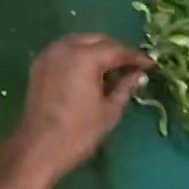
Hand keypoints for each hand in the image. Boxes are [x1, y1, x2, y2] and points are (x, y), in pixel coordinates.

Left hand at [0, 34, 153, 187]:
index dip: (136, 57)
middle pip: (97, 40)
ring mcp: (49, 53)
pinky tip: (89, 70)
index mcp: (85, 57)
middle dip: (116, 50)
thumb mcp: (109, 111)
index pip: (116, 50)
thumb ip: (125, 87)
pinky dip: (79, 54)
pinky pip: (65, 49)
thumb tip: (140, 75)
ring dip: (97, 49)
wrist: (38, 148)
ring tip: (113, 67)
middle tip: (133, 65)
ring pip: (80, 41)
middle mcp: (65, 47)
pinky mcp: (39, 63)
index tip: (151, 65)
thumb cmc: (78, 133)